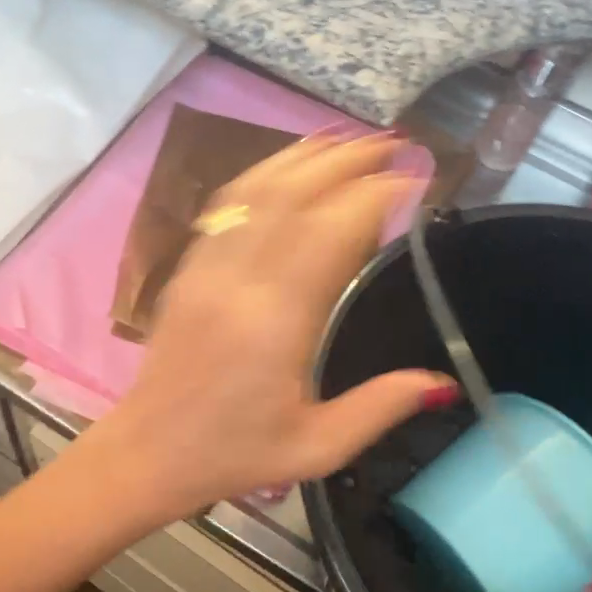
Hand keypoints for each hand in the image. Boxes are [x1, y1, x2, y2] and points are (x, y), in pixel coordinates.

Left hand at [88, 132, 455, 518]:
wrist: (148, 452)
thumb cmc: (234, 453)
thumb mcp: (317, 446)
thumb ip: (380, 408)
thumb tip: (443, 383)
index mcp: (277, 321)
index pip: (332, 231)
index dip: (375, 194)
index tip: (415, 179)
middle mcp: (240, 280)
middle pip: (296, 194)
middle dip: (348, 160)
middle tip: (393, 143)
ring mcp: (207, 267)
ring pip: (257, 190)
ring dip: (306, 156)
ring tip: (349, 138)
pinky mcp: (189, 268)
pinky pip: (227, 206)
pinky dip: (263, 175)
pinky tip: (289, 165)